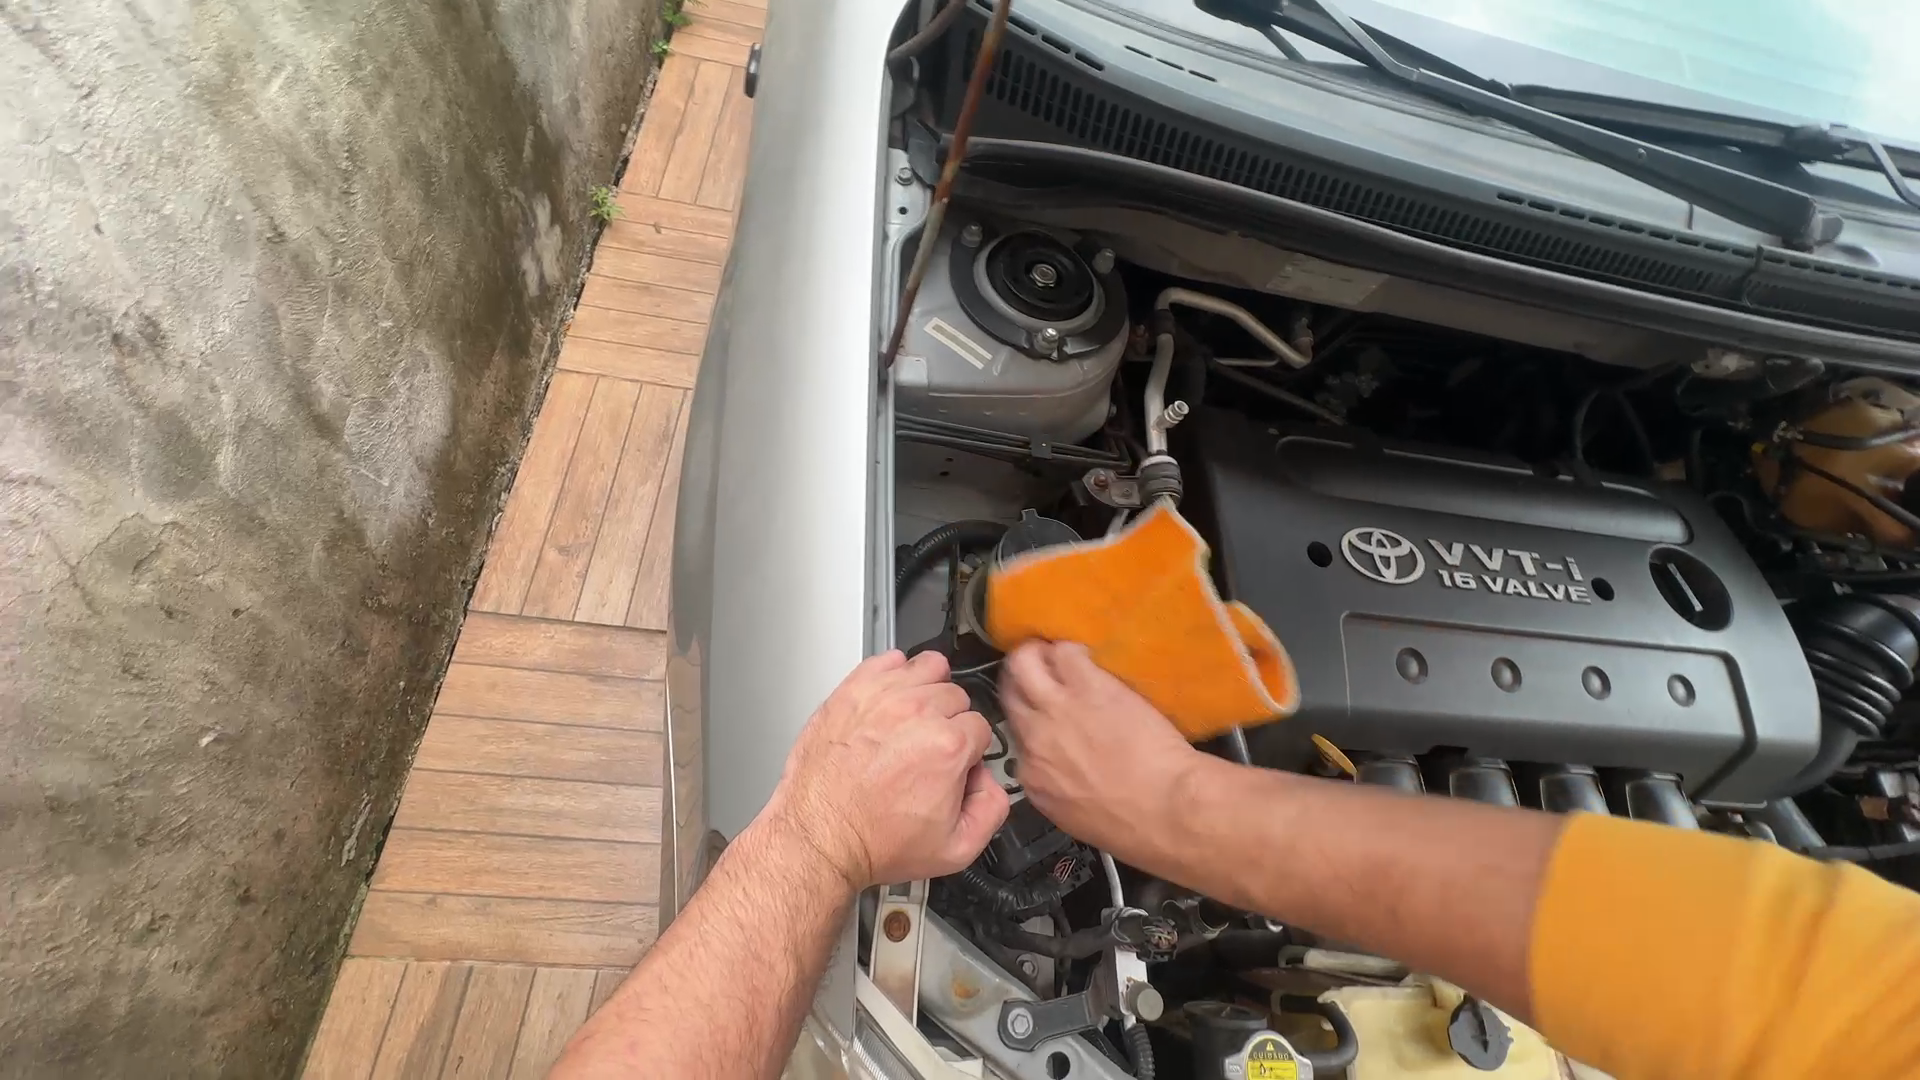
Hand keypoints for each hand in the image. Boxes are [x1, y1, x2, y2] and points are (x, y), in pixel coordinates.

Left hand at [764, 650, 1009, 890]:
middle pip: (956, 695)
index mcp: (947, 746)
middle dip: (949, 720)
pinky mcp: (853, 690)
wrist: (818, 837)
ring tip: (914, 716)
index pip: (980, 725)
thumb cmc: (873, 840)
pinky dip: (895, 673)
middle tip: (929, 746)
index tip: (953, 761)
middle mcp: (917, 713)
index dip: (970, 748)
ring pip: (929, 668)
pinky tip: (891, 699)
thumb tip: (991, 782)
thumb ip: (991, 810)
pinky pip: (888, 659)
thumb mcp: (955, 850)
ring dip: (928, 689)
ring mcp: (883, 697)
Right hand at [1001, 641, 1207, 861]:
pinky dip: (1073, 650)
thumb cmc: (1134, 825)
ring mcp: (1056, 707)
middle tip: (1039, 671)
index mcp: (1032, 774)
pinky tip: (1088, 655)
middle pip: (1010, 692)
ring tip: (1053, 652)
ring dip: (1035, 653)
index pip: (1016, 733)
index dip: (1030, 716)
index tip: (1044, 711)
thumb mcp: (1075, 815)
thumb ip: (1055, 783)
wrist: (1166, 809)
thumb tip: (1060, 764)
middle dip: (1020, 679)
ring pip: (1023, 663)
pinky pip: (1065, 652)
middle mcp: (1034, 737)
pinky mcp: (1086, 685)